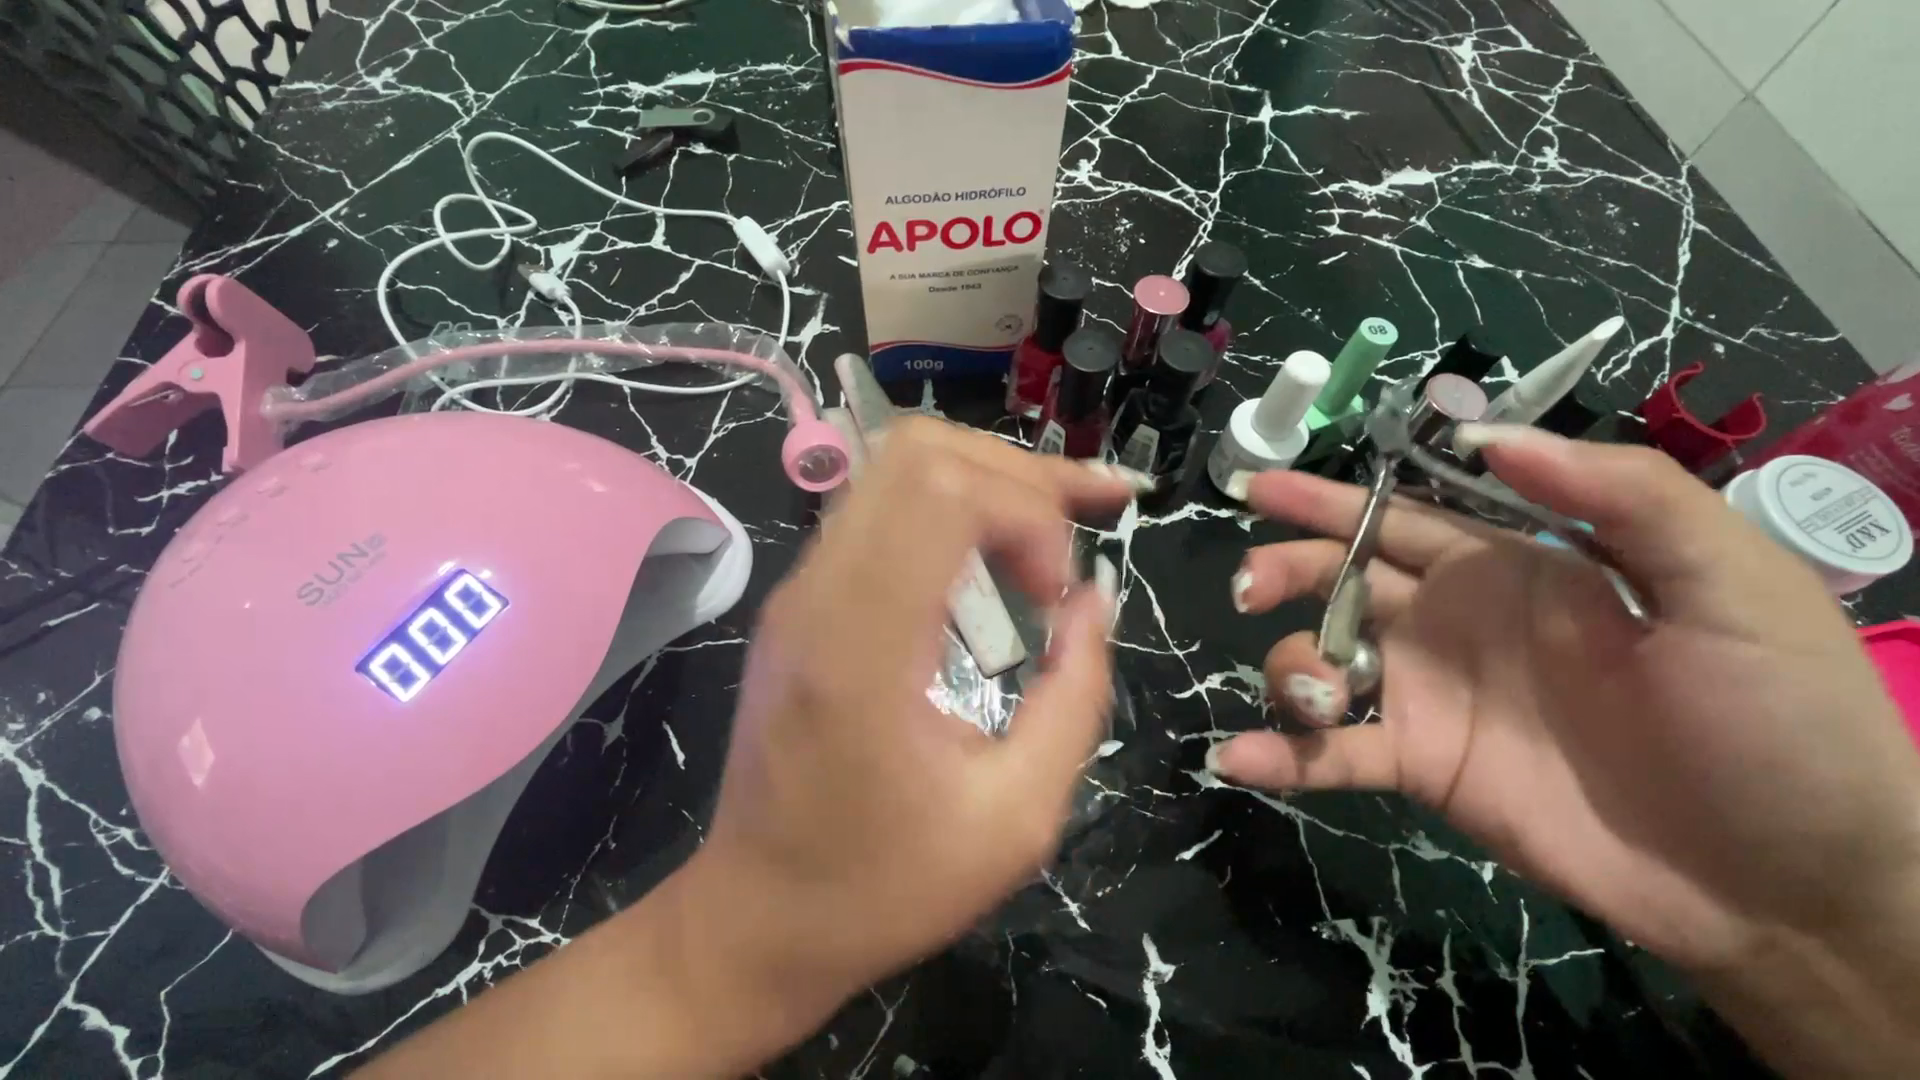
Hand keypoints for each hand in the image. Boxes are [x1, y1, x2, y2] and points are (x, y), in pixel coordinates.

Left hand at [359, 420, 1135, 1079]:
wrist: (757, 917)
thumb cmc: (883, 888)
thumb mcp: (1016, 820)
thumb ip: (1074, 699)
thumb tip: (1093, 603)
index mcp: (860, 646)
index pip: (942, 491)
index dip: (1030, 511)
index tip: (1061, 596)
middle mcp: (817, 594)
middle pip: (918, 452)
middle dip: (1019, 475)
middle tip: (1080, 533)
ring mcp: (799, 589)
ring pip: (895, 465)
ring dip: (987, 482)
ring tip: (1054, 533)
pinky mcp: (802, 600)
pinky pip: (881, 509)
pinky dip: (952, 509)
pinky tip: (999, 554)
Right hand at [1209, 423, 1919, 978]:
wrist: (1791, 885)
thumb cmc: (1778, 722)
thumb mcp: (1732, 588)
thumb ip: (1621, 498)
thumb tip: (1487, 437)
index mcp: (1512, 567)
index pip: (1397, 517)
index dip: (1326, 500)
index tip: (1260, 489)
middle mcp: (1452, 622)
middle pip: (1340, 579)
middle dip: (1285, 569)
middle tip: (1249, 582)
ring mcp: (1428, 698)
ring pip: (1321, 661)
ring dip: (1289, 665)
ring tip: (1312, 692)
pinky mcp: (1421, 769)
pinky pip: (1332, 756)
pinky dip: (1279, 757)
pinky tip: (1237, 760)